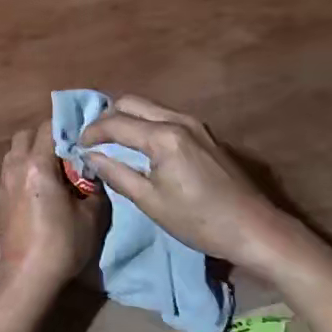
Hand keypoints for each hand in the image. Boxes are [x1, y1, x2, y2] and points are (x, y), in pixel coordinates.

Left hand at [0, 121, 99, 306]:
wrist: (27, 276)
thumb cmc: (62, 244)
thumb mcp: (91, 215)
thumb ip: (93, 185)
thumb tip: (92, 170)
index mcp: (36, 164)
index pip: (49, 127)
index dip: (68, 126)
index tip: (85, 134)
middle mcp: (14, 166)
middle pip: (27, 135)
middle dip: (47, 136)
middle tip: (70, 153)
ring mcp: (2, 182)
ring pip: (15, 152)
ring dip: (34, 152)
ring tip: (57, 170)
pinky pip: (11, 170)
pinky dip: (25, 169)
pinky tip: (43, 188)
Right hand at [78, 95, 293, 270]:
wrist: (255, 229)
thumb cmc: (199, 220)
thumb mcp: (150, 202)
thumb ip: (116, 173)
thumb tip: (90, 156)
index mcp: (163, 137)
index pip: (115, 123)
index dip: (90, 133)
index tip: (77, 146)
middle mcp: (178, 121)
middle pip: (130, 102)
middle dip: (105, 117)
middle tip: (92, 139)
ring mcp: (195, 124)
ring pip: (148, 106)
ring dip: (125, 118)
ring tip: (110, 141)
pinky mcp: (204, 133)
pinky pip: (163, 116)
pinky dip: (143, 123)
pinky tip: (138, 144)